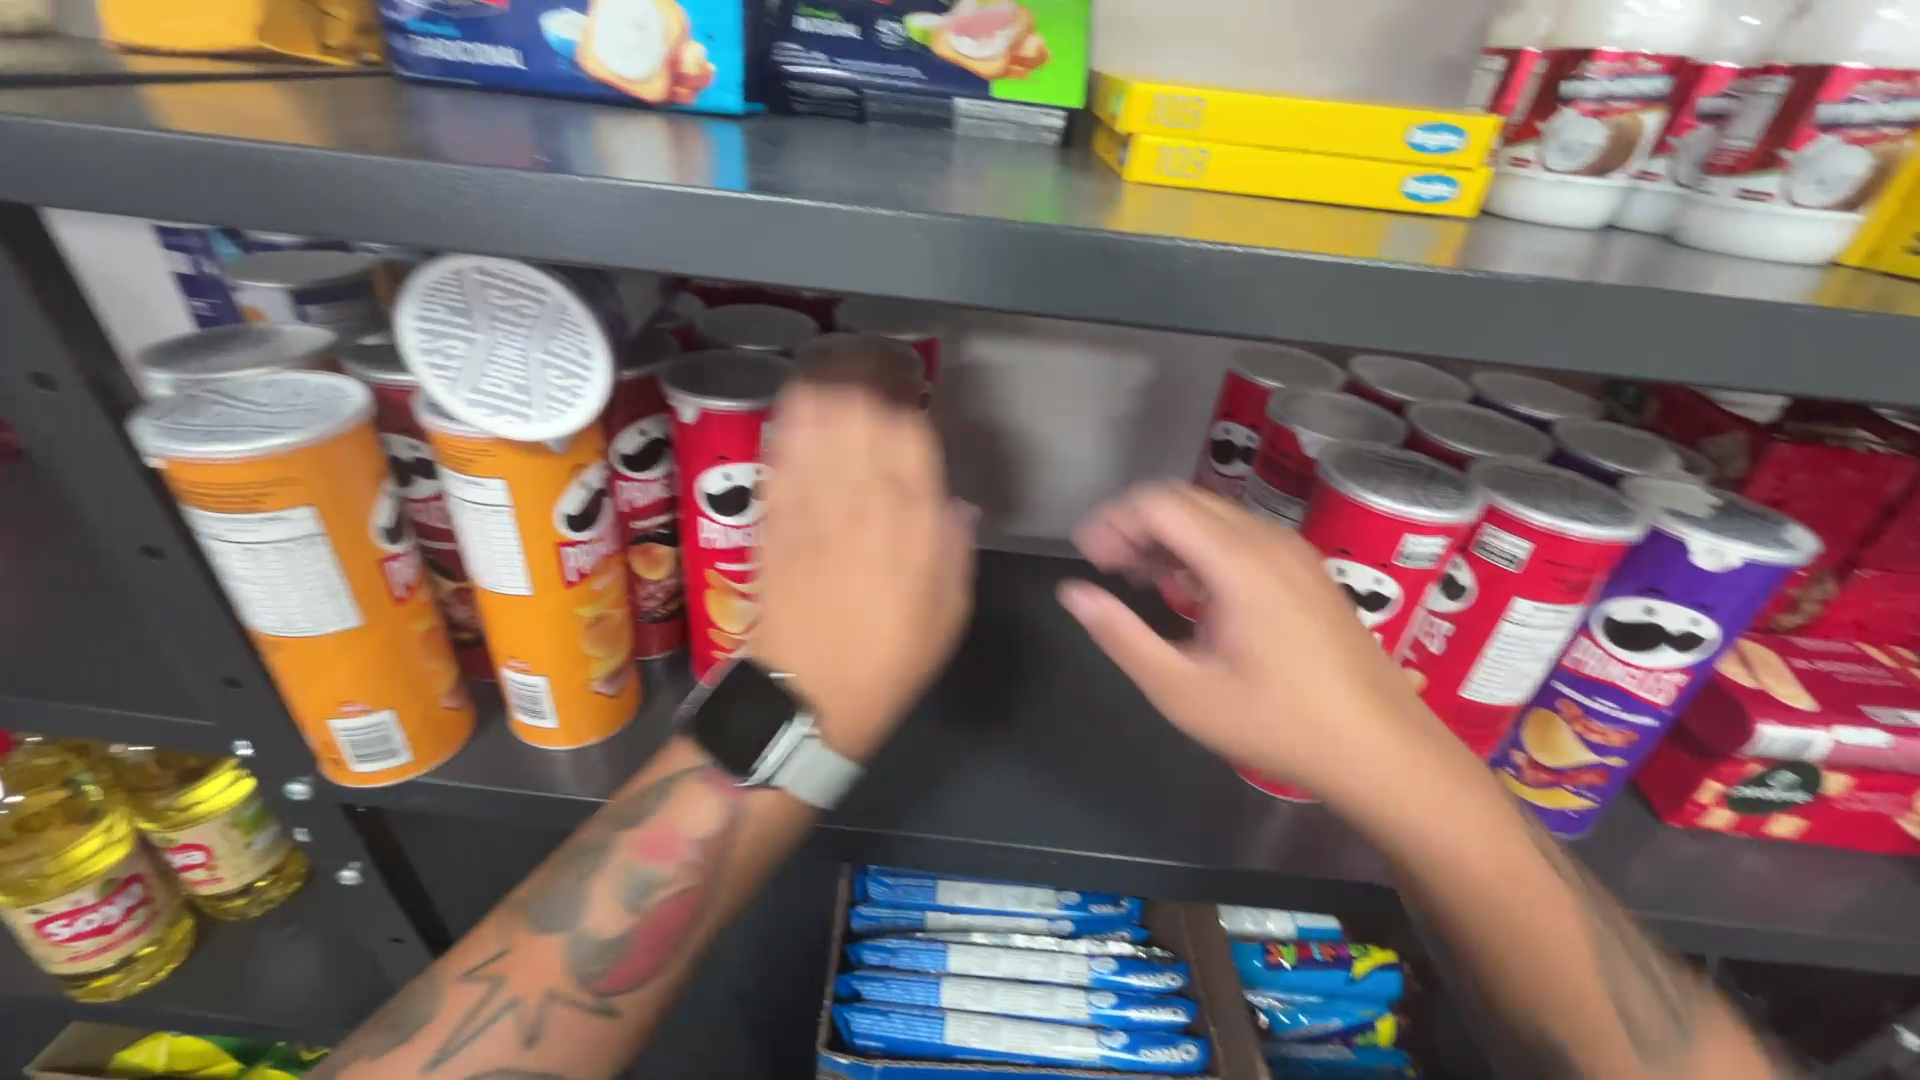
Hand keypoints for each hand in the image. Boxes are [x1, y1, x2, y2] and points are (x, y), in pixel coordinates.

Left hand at [752, 385, 974, 762]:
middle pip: (859, 411)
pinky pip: (781, 454)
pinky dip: (788, 421)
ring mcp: (810, 503)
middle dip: (863, 374)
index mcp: (912, 517)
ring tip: (831, 364)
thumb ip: (954, 547)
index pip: (910, 431)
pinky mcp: (772, 518)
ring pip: (816, 423)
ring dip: (824, 386)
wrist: (808, 696)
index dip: (908, 397)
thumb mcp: (950, 609)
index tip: (907, 381)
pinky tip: (794, 401)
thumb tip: (956, 504)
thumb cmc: (891, 657)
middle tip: (868, 357)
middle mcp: (861, 496)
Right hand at [1058, 484, 1454, 800]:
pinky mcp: (1307, 571)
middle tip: (1107, 568)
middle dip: (1135, 525)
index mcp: (1238, 562)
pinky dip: (1201, 549)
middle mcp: (1268, 541)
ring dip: (1168, 536)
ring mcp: (1294, 553)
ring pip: (1214, 517)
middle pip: (1185, 501)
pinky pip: (1241, 537)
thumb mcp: (1183, 690)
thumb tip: (1073, 593)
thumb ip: (1122, 636)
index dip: (1113, 521)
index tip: (1087, 557)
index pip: (1159, 504)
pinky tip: (1190, 594)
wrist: (1384, 750)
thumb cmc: (1277, 724)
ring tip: (1138, 580)